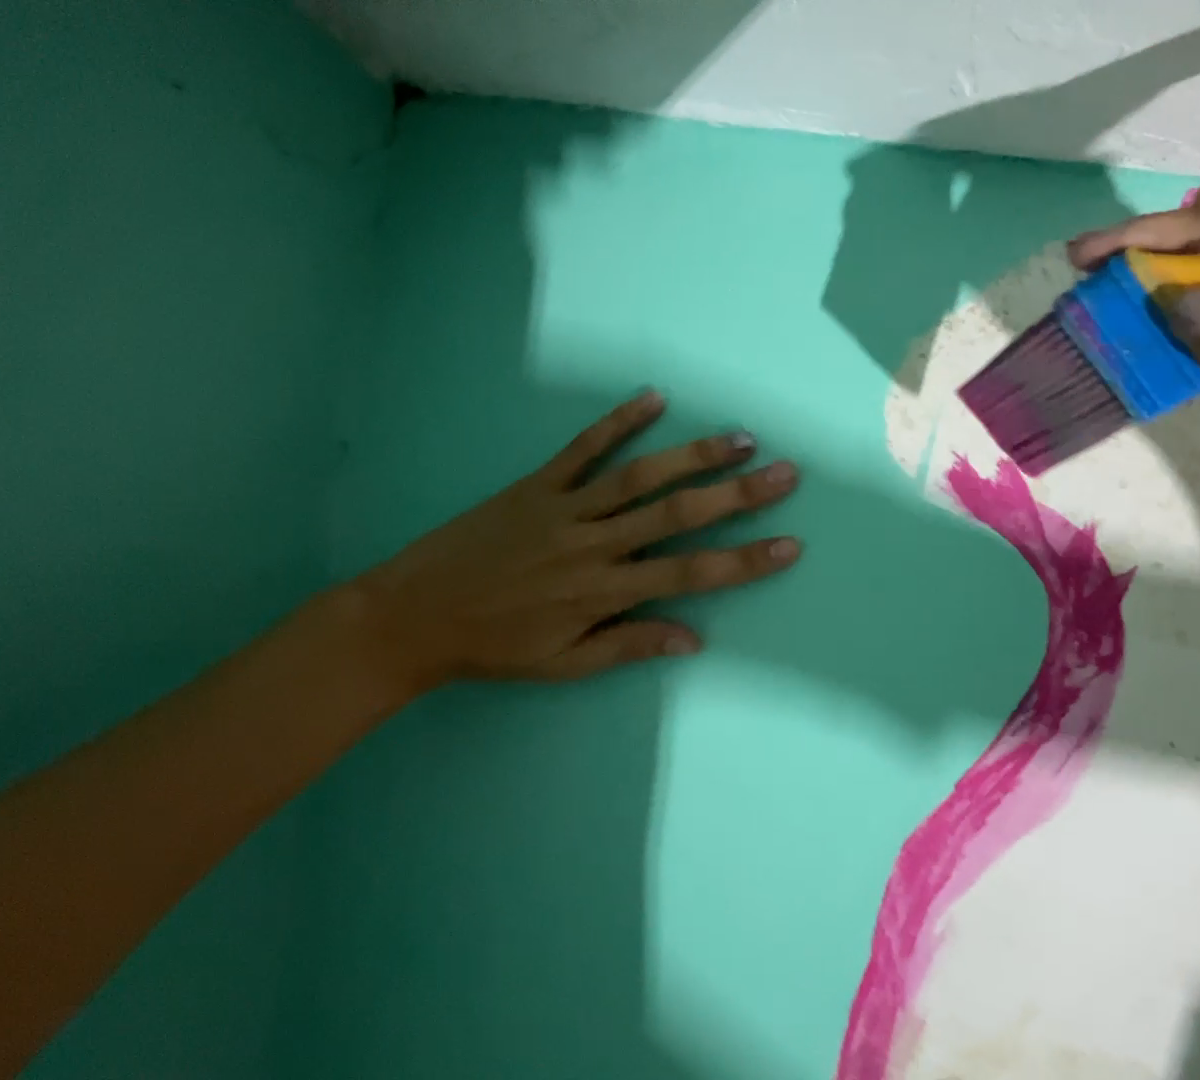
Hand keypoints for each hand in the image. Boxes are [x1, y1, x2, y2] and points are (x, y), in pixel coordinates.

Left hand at [346, 389, 801, 690]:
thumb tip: (694, 640)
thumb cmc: (494, 646)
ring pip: (639, 477)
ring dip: (692, 455)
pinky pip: (581, 450)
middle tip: (785, 473)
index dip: (743, 561)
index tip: (789, 546)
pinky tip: (652, 399)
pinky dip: (617, 423)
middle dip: (735, 495)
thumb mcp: (563, 664)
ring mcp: (563, 509)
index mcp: (602, 593)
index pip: (689, 576)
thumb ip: (628, 646)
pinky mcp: (534, 485)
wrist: (410, 614)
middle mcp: (592, 545)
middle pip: (676, 516)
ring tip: (740, 437)